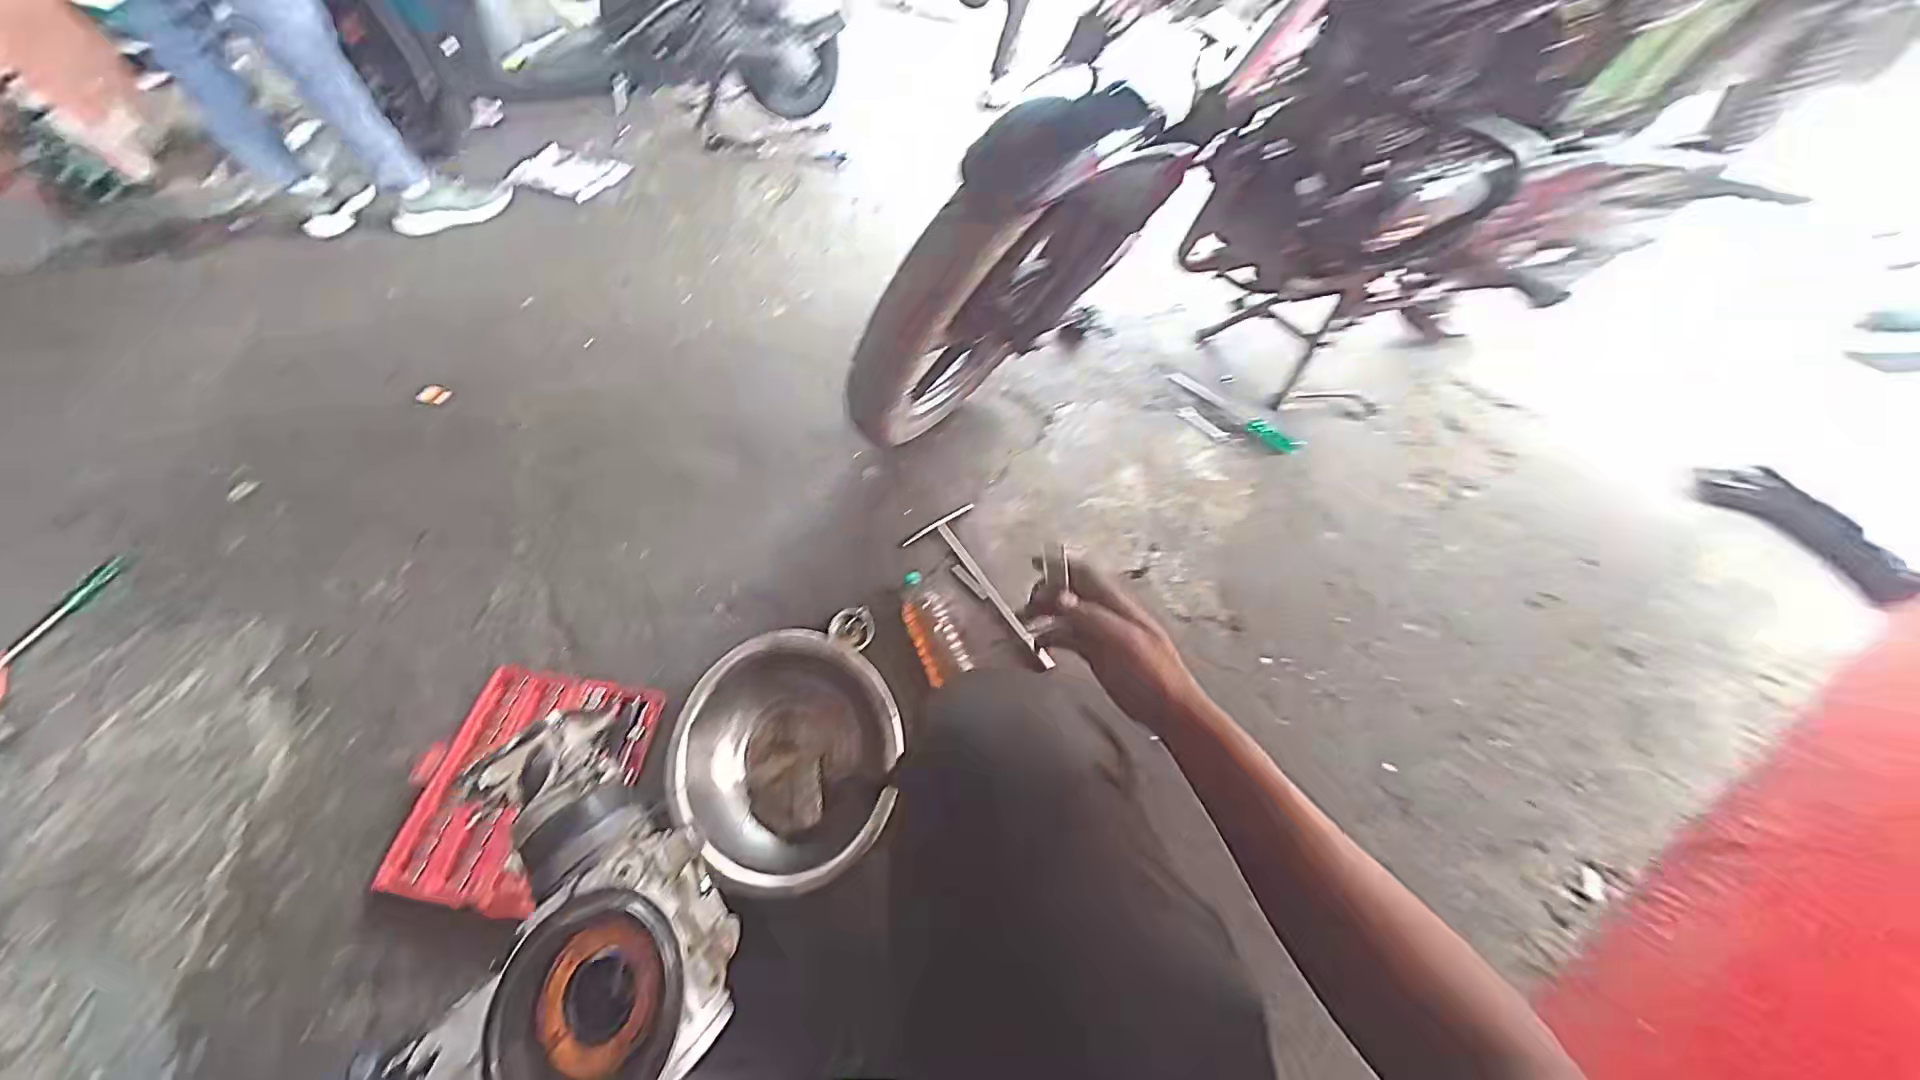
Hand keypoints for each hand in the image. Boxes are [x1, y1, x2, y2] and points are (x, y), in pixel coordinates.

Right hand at [1024, 559, 1210, 733]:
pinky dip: (1050, 638)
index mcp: (1117, 605)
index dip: (1059, 564)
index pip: (1083, 573)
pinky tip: (1038, 645)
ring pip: (1066, 616)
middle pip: (1070, 593)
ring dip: (1044, 616)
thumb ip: (1092, 617)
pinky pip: (1068, 638)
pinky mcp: (1096, 655)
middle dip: (1045, 594)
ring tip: (1025, 623)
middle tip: (1026, 607)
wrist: (1169, 710)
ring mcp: (1101, 635)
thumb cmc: (1156, 676)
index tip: (1036, 562)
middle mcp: (1107, 615)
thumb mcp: (1124, 641)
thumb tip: (1061, 598)